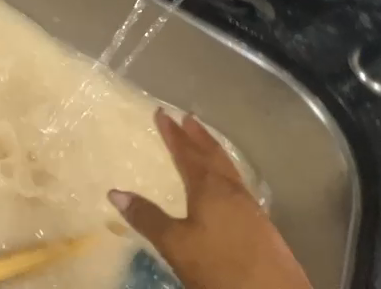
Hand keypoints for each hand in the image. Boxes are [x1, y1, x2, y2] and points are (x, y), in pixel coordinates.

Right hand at [109, 110, 312, 288]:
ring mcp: (253, 212)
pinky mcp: (265, 231)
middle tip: (188, 118)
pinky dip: (227, 176)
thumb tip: (115, 193)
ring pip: (230, 172)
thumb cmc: (222, 268)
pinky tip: (228, 189)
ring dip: (215, 154)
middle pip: (214, 157)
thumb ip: (148, 218)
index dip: (173, 134)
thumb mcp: (176, 245)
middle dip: (199, 137)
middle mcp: (233, 193)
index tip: (162, 112)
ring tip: (206, 145)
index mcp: (210, 189)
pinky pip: (240, 188)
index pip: (188, 153)